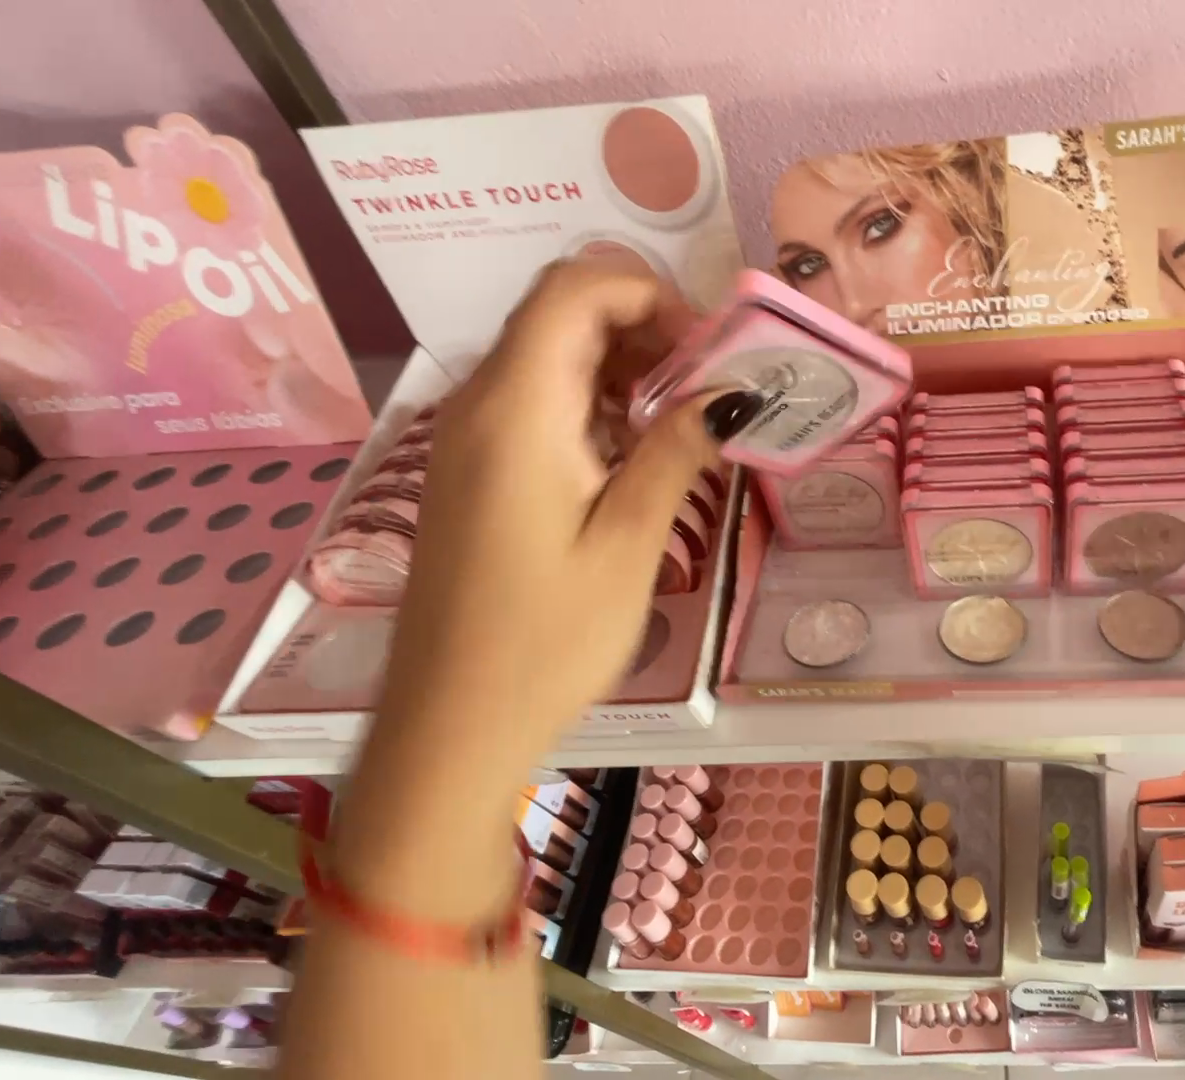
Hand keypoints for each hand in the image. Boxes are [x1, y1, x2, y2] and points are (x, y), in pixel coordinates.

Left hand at [377, 256, 760, 750]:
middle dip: (644, 328)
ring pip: (549, 357)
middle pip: (560, 314)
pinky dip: (593, 405)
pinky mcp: (472, 472)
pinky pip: (536, 404)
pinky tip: (634, 456)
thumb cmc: (548, 639)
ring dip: (623, 368)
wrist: (453, 725)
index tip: (708, 349)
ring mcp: (467, 439)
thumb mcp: (629, 543)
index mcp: (516, 411)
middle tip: (709, 386)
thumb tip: (732, 394)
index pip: (574, 290)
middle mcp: (479, 406)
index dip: (649, 293)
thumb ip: (676, 452)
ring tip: (684, 422)